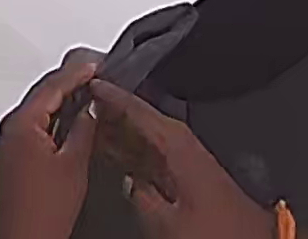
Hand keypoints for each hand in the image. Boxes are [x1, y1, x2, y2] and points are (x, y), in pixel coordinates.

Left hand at [0, 59, 99, 238]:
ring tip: (86, 95)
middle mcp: (13, 127)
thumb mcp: (73, 166)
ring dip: (63, 102)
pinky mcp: (15, 155)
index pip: (52, 85)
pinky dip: (55, 119)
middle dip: (69, 84)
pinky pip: (37, 125)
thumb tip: (92, 109)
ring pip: (41, 109)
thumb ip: (84, 130)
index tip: (93, 66)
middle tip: (91, 76)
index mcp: (24, 122)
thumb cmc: (42, 214)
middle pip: (44, 94)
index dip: (76, 74)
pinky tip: (71, 123)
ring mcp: (12, 141)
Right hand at [90, 80, 273, 238]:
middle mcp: (180, 140)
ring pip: (144, 133)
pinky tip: (120, 152)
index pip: (135, 107)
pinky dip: (134, 147)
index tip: (90, 83)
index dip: (111, 95)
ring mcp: (186, 154)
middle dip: (112, 110)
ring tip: (95, 124)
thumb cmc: (221, 232)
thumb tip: (128, 182)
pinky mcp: (190, 170)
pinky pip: (153, 149)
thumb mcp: (170, 225)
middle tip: (86, 102)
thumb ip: (141, 197)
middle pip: (139, 116)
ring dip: (121, 129)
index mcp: (175, 141)